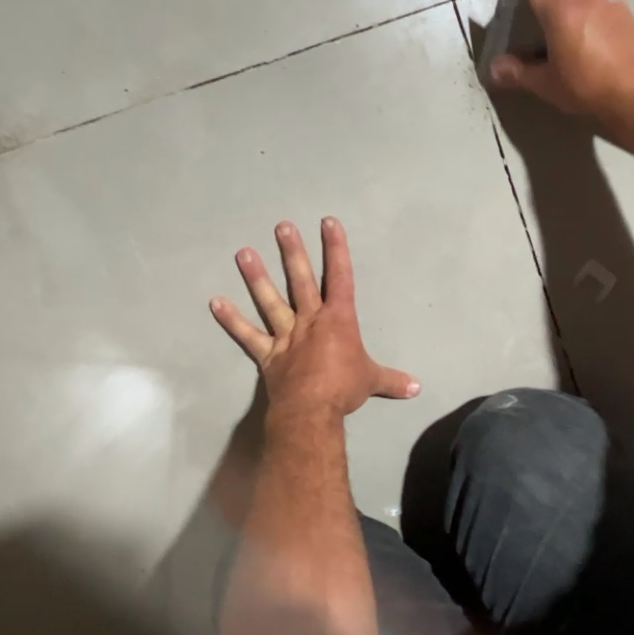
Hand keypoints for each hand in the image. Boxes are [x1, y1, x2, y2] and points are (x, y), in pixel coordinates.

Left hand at [210, 218, 418, 418]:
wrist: (311, 411)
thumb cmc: (344, 390)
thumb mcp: (373, 381)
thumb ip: (393, 380)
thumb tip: (417, 388)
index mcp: (339, 320)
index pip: (340, 277)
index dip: (336, 249)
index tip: (328, 223)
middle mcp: (310, 321)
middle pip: (302, 281)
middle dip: (293, 253)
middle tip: (282, 227)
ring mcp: (286, 337)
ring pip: (270, 302)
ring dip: (256, 278)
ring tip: (243, 253)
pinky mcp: (267, 355)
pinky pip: (248, 336)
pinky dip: (232, 320)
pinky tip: (216, 302)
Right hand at [486, 0, 633, 145]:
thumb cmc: (588, 89)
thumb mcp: (548, 86)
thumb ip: (519, 73)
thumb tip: (494, 69)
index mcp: (563, 12)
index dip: (532, 2)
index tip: (533, 26)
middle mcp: (591, 1)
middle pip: (568, 2)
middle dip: (562, 22)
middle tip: (559, 52)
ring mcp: (620, 10)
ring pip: (594, 13)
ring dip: (588, 29)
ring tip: (589, 61)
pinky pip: (616, 25)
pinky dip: (610, 38)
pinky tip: (612, 65)